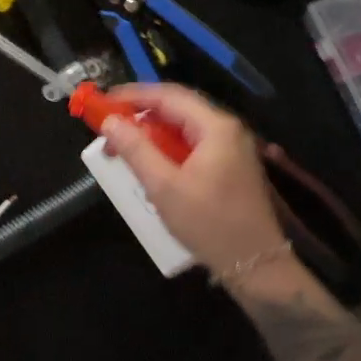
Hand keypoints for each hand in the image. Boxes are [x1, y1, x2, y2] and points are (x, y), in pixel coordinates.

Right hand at [98, 83, 291, 278]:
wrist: (255, 264)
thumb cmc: (209, 223)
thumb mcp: (164, 187)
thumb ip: (136, 150)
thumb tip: (110, 122)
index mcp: (216, 127)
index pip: (169, 96)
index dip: (133, 95)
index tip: (104, 102)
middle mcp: (228, 131)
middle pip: (178, 110)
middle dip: (141, 115)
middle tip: (110, 127)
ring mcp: (233, 150)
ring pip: (185, 130)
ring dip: (153, 135)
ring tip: (124, 147)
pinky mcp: (231, 168)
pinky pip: (194, 147)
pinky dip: (168, 150)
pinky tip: (150, 166)